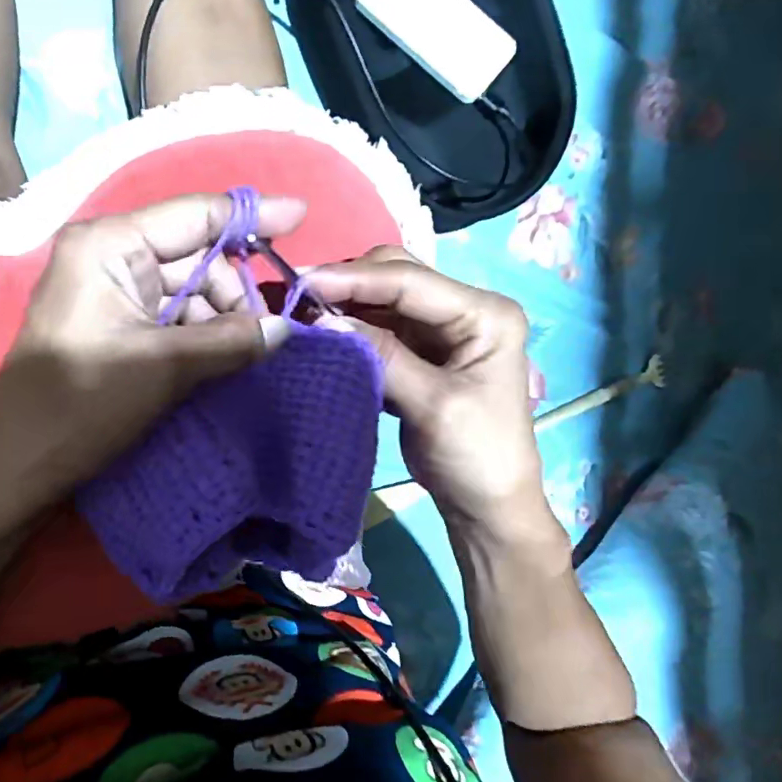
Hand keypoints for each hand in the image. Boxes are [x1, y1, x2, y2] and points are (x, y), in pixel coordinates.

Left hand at [0, 193, 302, 509]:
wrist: (16, 463)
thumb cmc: (81, 405)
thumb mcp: (163, 367)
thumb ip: (229, 341)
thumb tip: (284, 329)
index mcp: (109, 244)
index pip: (194, 215)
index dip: (250, 217)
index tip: (302, 218)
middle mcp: (106, 256)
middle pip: (192, 255)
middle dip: (232, 289)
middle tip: (268, 331)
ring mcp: (105, 292)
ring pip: (183, 290)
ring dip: (217, 319)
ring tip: (243, 355)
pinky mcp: (109, 326)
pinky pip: (166, 317)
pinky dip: (197, 335)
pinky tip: (221, 359)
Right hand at [305, 247, 547, 532]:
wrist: (486, 503)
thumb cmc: (474, 454)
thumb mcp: (431, 404)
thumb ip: (381, 356)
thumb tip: (320, 320)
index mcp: (484, 314)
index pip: (409, 281)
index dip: (353, 278)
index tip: (300, 284)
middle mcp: (464, 310)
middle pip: (396, 278)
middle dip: (346, 283)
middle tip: (295, 298)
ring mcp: (440, 331)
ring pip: (381, 300)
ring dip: (342, 305)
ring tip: (299, 314)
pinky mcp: (418, 352)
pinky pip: (376, 328)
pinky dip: (348, 329)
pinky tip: (320, 333)